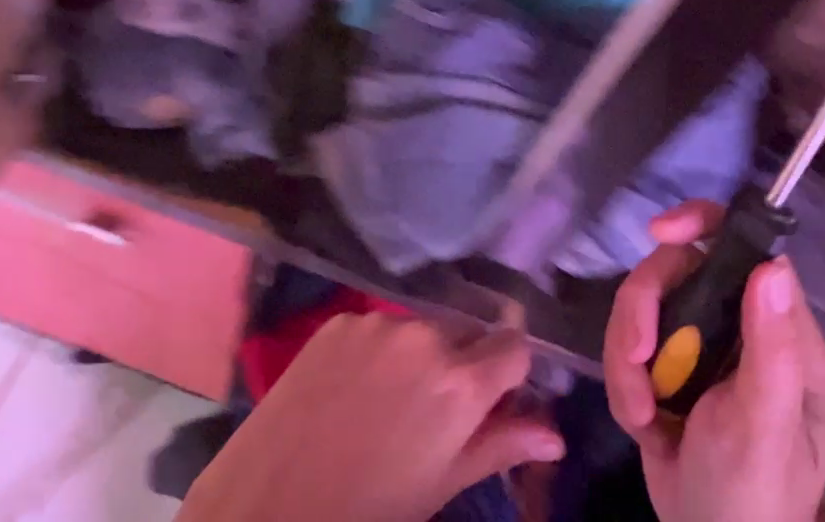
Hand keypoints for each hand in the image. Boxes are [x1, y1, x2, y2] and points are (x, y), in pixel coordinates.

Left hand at [177, 313, 564, 521]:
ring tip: (388, 401)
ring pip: (420, 329)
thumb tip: (554, 435)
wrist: (270, 499)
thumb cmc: (371, 506)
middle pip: (466, 333)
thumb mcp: (443, 483)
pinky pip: (377, 327)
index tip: (498, 393)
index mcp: (461, 382)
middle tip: (437, 408)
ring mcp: (377, 323)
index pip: (514, 345)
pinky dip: (378, 350)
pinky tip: (354, 388)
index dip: (510, 369)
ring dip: (419, 354)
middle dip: (464, 362)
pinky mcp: (339, 320)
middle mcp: (425, 336)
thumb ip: (501, 446)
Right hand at [605, 200, 824, 521]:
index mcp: (776, 332)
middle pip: (675, 272)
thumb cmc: (755, 492)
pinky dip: (622, 386)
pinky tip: (644, 426)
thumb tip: (771, 265)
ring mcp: (695, 349)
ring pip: (640, 310)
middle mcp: (736, 329)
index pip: (742, 249)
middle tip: (638, 358)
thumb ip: (770, 349)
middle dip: (644, 312)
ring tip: (643, 413)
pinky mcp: (661, 372)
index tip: (660, 234)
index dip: (700, 226)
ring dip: (627, 361)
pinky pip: (623, 350)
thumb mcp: (765, 424)